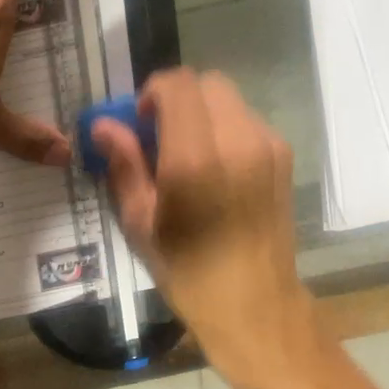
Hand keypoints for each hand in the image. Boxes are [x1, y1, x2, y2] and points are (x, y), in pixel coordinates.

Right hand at [91, 70, 307, 362]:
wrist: (252, 303)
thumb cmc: (187, 273)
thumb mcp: (141, 225)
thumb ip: (125, 167)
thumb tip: (105, 126)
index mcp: (195, 158)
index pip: (176, 85)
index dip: (151, 95)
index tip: (137, 127)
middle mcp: (238, 139)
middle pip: (206, 84)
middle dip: (177, 102)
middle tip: (156, 142)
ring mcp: (267, 144)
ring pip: (228, 101)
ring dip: (201, 118)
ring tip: (184, 162)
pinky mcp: (283, 155)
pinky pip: (247, 122)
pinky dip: (223, 133)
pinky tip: (212, 175)